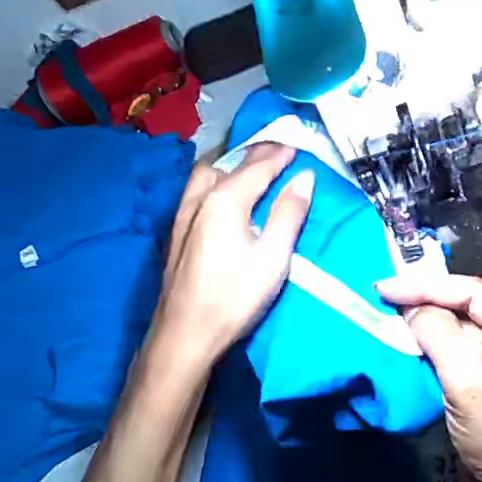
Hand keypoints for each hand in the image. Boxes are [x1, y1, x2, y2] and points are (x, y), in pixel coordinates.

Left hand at [146, 143, 313, 372]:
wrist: (185, 335)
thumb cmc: (235, 297)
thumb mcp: (273, 256)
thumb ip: (289, 213)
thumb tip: (304, 177)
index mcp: (225, 200)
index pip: (257, 167)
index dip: (280, 155)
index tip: (297, 146)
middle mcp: (199, 199)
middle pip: (230, 166)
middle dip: (256, 155)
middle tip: (279, 151)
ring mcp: (182, 216)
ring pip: (206, 175)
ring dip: (231, 165)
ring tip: (251, 168)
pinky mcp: (176, 233)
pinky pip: (196, 190)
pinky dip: (215, 180)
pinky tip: (223, 193)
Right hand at [375, 273, 481, 481]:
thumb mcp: (469, 383)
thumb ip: (438, 334)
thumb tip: (412, 308)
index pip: (476, 293)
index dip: (427, 287)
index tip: (384, 287)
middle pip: (474, 310)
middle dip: (429, 308)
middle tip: (384, 304)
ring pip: (471, 333)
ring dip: (434, 331)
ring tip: (392, 321)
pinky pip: (473, 356)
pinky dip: (444, 353)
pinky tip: (416, 349)